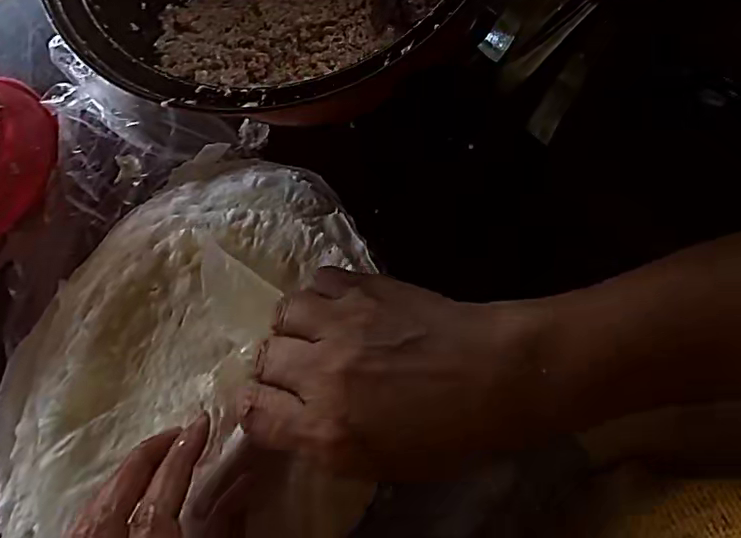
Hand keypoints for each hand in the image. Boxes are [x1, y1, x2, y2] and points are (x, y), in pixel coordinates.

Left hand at [67, 415, 255, 537]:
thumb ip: (221, 529)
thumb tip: (243, 485)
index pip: (164, 488)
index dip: (184, 452)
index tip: (201, 422)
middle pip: (122, 485)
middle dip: (152, 451)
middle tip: (179, 433)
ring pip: (98, 500)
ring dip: (128, 473)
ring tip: (153, 459)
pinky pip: (84, 520)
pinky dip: (107, 499)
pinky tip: (121, 497)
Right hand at [237, 267, 535, 479]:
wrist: (490, 373)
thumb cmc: (444, 433)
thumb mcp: (379, 460)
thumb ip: (326, 439)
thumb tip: (294, 416)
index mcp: (327, 430)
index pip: (255, 413)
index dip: (251, 406)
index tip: (258, 400)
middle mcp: (324, 373)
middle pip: (265, 358)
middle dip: (273, 365)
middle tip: (293, 366)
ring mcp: (342, 323)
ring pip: (285, 311)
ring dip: (292, 324)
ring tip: (311, 329)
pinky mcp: (363, 287)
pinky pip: (319, 279)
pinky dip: (321, 293)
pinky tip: (338, 305)